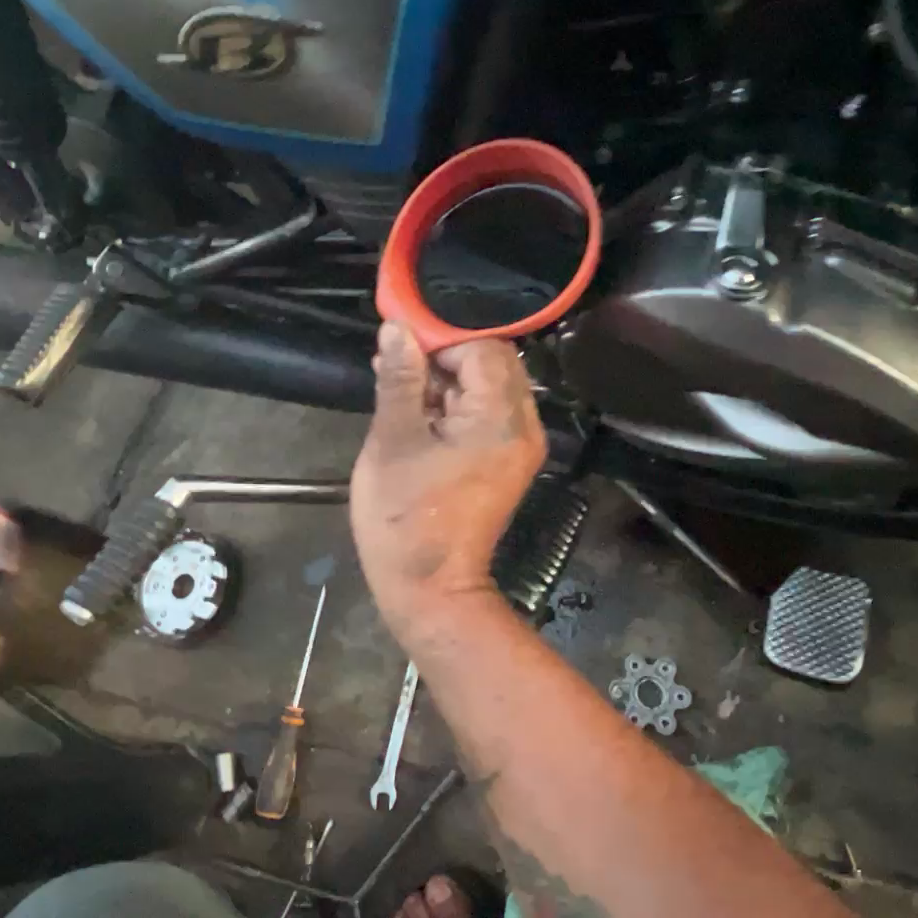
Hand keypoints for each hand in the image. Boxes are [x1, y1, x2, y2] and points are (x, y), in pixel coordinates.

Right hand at [350, 324, 546, 643]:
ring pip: (492, 387)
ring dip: (450, 381)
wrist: (430, 588)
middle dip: (447, 358)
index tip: (402, 351)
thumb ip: (400, 378)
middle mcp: (524, 426)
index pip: (482, 348)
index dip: (441, 341)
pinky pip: (490, 414)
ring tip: (402, 391)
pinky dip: (459, 406)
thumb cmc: (405, 517)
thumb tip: (397, 329)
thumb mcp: (393, 440)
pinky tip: (420, 413)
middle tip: (401, 368)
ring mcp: (521, 446)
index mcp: (500, 417)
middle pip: (494, 363)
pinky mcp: (510, 462)